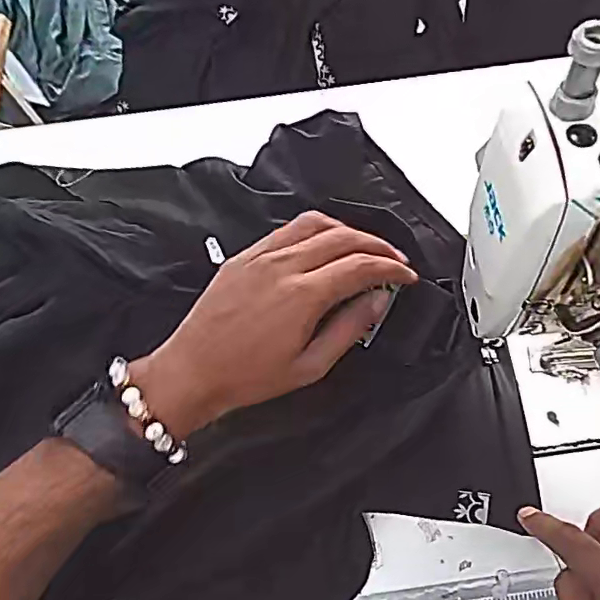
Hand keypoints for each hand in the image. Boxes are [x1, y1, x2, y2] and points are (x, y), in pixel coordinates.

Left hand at [130, 212, 417, 436]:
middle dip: (378, 246)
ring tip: (363, 248)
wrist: (194, 372)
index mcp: (302, 295)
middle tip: (393, 262)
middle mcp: (282, 267)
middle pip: (344, 237)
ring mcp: (260, 257)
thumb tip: (375, 303)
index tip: (404, 277)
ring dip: (348, 231)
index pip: (361, 266)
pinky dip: (314, 230)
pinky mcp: (243, 257)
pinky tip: (321, 244)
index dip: (391, 269)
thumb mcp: (310, 366)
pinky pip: (286, 229)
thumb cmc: (244, 376)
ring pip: (316, 223)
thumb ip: (348, 329)